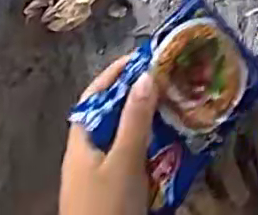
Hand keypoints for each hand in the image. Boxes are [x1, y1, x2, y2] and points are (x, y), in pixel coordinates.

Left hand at [61, 56, 158, 214]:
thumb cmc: (106, 209)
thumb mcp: (124, 162)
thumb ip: (135, 119)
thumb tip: (146, 74)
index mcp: (81, 143)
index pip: (94, 96)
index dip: (115, 73)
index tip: (144, 58)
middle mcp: (87, 157)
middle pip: (112, 115)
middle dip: (139, 96)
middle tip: (168, 80)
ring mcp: (100, 178)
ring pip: (125, 138)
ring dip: (149, 122)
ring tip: (176, 107)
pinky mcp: (115, 196)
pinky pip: (133, 159)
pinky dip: (151, 147)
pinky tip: (172, 146)